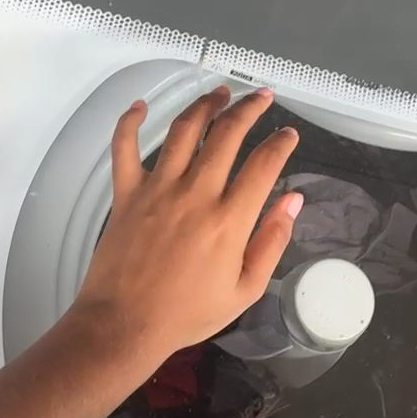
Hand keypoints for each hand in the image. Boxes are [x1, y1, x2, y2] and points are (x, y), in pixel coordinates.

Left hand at [68, 86, 301, 362]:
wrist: (125, 325)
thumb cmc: (188, 314)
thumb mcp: (245, 289)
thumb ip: (272, 241)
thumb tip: (293, 199)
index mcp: (229, 220)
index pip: (264, 165)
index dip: (281, 143)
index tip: (289, 134)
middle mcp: (195, 194)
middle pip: (227, 134)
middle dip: (249, 108)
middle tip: (261, 96)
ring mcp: (157, 189)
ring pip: (183, 131)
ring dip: (204, 104)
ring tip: (219, 92)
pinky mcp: (126, 193)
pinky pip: (124, 148)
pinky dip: (130, 122)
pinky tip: (139, 106)